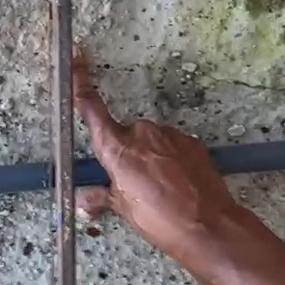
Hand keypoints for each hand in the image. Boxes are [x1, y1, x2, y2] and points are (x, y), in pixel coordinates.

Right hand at [72, 50, 258, 264]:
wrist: (209, 226)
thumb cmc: (161, 219)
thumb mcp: (124, 209)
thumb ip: (101, 197)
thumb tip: (84, 200)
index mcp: (117, 149)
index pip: (91, 109)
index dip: (81, 81)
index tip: (76, 57)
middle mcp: (142, 134)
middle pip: (125, 135)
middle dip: (127, 154)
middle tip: (133, 184)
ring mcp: (169, 136)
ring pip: (150, 142)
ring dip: (150, 159)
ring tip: (160, 190)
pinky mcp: (192, 142)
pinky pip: (172, 147)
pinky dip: (171, 161)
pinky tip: (177, 184)